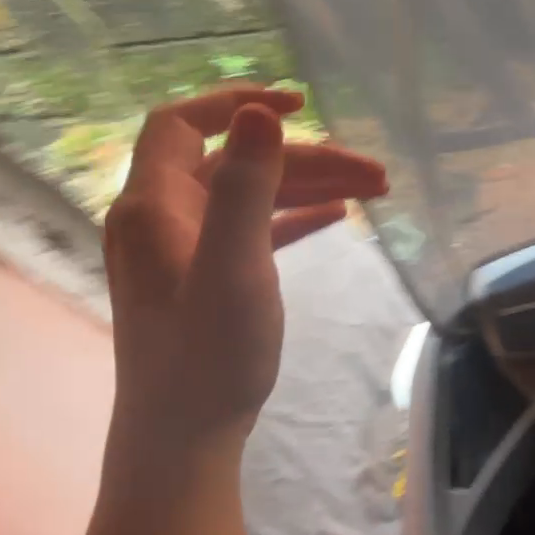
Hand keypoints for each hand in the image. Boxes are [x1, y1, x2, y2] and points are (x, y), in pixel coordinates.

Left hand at [103, 85, 387, 459]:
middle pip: (237, 162)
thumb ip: (249, 188)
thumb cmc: (210, 352)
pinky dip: (297, 216)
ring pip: (253, 196)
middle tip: (377, 174)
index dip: (236, 103)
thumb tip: (264, 112)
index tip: (303, 102)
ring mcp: (188, 250)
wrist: (185, 432)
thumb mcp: (236, 266)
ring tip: (375, 193)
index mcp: (156, 206)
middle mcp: (165, 218)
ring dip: (312, 187)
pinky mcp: (211, 278)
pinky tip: (339, 218)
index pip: (181, 124)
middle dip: (308, 158)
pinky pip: (257, 228)